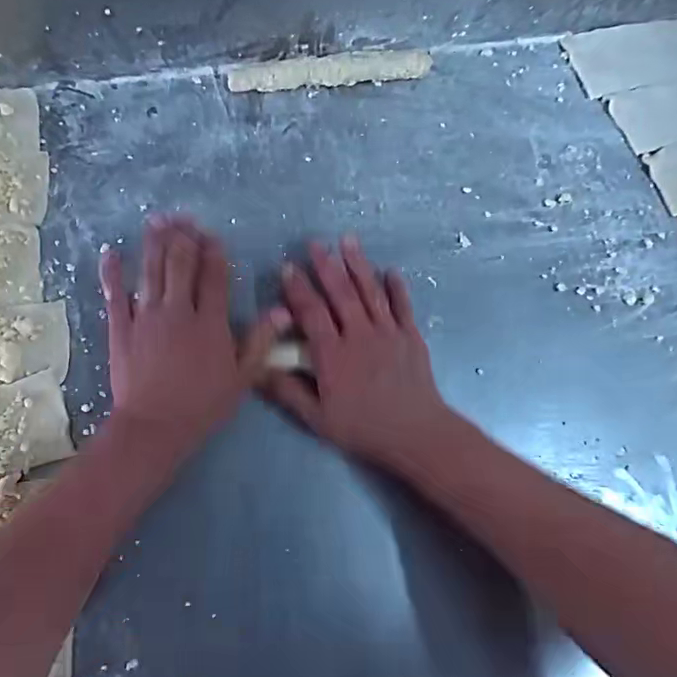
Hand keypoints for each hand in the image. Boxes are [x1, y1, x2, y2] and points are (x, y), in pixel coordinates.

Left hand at [99, 215, 278, 448]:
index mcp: (209, 321)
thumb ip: (260, 341)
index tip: (212, 235)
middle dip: (184, 237)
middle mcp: (177, 310)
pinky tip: (111, 251)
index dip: (214, 251)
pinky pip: (114, 293)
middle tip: (183, 219)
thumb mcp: (241, 378)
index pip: (214, 276)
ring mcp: (145, 315)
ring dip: (155, 242)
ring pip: (151, 270)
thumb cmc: (202, 405)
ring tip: (157, 220)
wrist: (154, 426)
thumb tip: (282, 311)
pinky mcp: (120, 326)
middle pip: (181, 263)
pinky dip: (112, 271)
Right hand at [260, 235, 471, 463]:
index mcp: (333, 354)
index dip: (298, 289)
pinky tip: (390, 271)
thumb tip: (258, 369)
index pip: (312, 313)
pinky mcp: (411, 338)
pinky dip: (396, 288)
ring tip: (348, 241)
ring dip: (358, 265)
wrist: (418, 436)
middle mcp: (359, 336)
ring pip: (370, 293)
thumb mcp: (317, 418)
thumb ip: (287, 391)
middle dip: (326, 266)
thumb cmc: (363, 428)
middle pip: (341, 294)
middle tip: (315, 243)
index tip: (287, 267)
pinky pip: (402, 307)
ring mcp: (388, 334)